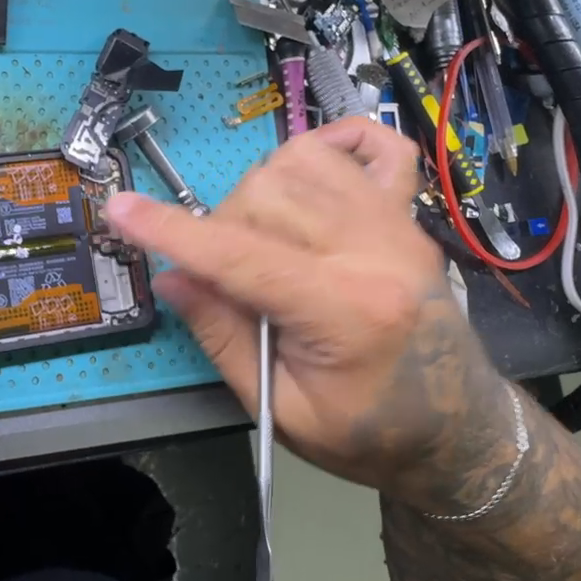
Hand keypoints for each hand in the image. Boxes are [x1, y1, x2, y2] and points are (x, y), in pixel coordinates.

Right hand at [102, 117, 477, 498]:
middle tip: (222, 279)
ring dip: (257, 192)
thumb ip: (224, 338)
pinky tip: (308, 171)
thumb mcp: (281, 410)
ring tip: (258, 239)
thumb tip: (171, 279)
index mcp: (346, 311)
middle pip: (265, 195)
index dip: (172, 232)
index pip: (241, 256)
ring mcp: (397, 225)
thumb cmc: (368, 436)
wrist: (460, 434)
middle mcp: (376, 251)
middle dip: (217, 228)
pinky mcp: (408, 216)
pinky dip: (331, 144)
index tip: (120, 210)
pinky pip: (374, 145)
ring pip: (300, 161)